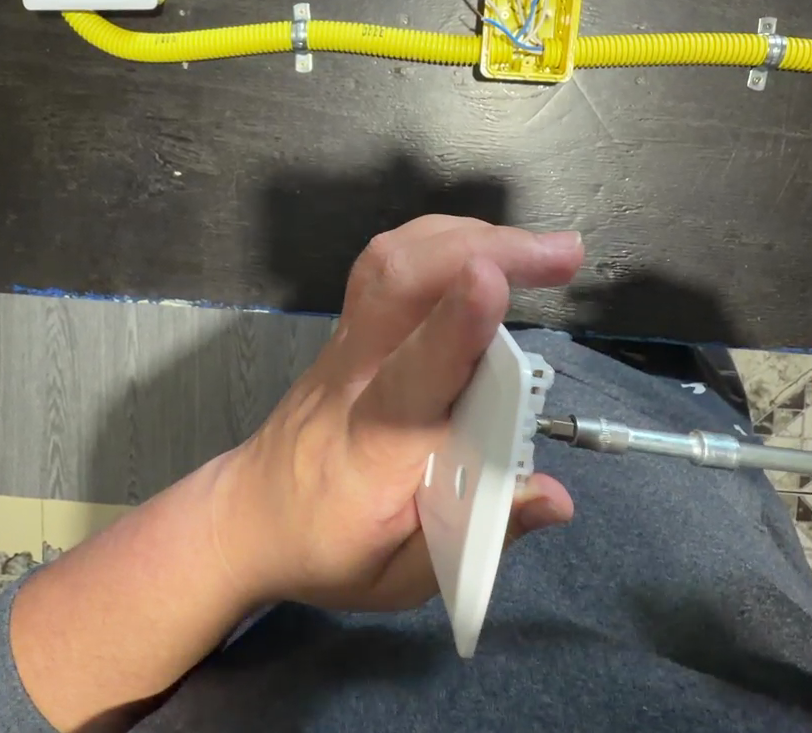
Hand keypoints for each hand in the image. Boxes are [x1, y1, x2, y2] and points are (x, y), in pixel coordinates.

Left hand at [212, 216, 583, 611]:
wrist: (249, 516)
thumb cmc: (327, 549)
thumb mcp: (405, 576)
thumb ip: (483, 538)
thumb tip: (555, 496)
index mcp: (374, 444)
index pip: (414, 373)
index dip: (454, 324)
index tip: (494, 281)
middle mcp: (356, 374)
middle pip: (399, 285)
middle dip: (482, 249)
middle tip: (562, 253)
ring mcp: (346, 342)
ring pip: (389, 261)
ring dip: (463, 236)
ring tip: (532, 248)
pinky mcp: (347, 328)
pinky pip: (385, 264)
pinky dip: (437, 241)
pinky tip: (479, 248)